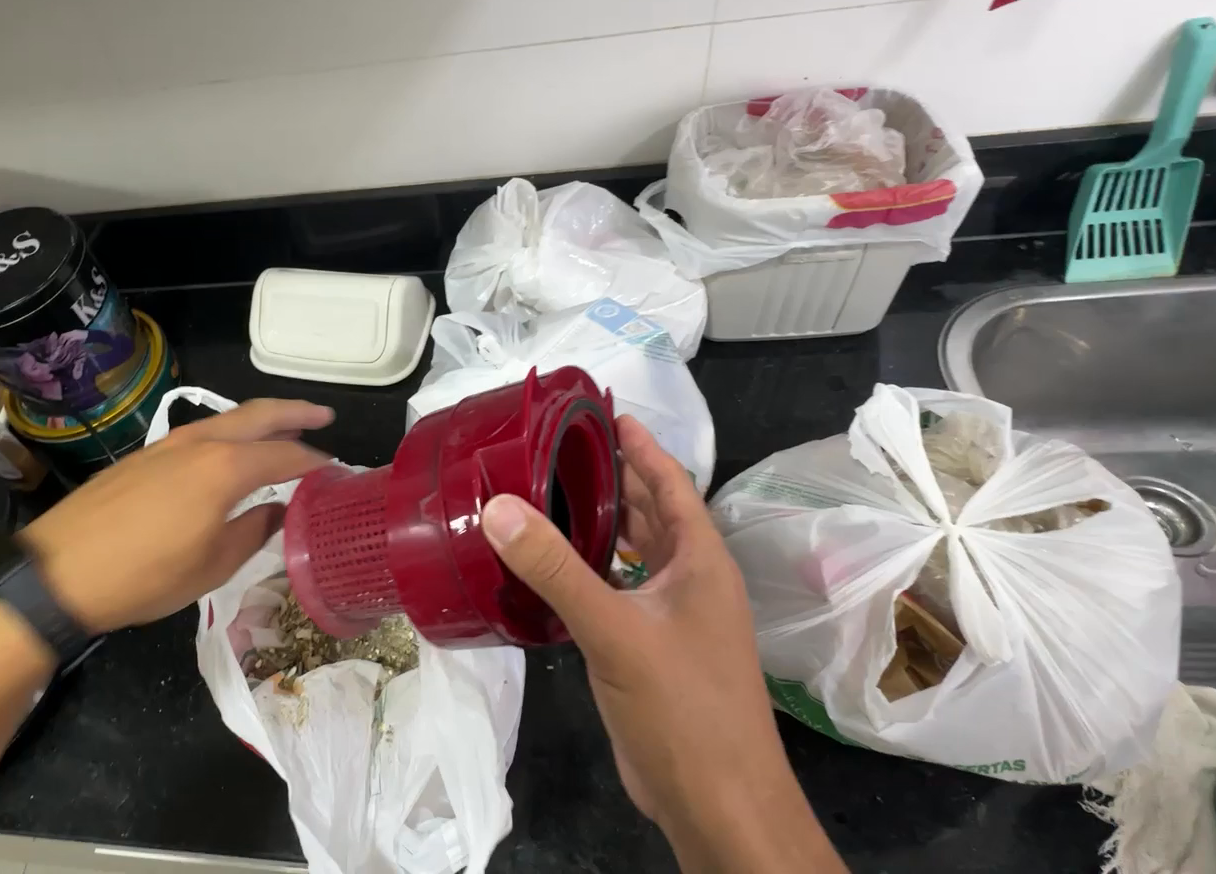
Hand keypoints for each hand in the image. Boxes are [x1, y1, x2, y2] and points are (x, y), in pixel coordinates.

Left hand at [19, 398, 332, 632]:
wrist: (59, 571)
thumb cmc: (145, 575)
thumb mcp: (213, 565)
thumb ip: (255, 531)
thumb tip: (280, 512)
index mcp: (226, 468)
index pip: (285, 455)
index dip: (315, 461)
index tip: (337, 469)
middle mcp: (201, 442)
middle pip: (259, 415)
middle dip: (296, 412)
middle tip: (325, 416)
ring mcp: (169, 444)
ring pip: (228, 419)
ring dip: (261, 420)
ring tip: (284, 429)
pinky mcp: (146, 455)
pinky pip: (203, 432)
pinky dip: (231, 434)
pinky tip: (232, 453)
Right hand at [482, 416, 844, 871]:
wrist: (718, 804)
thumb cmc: (682, 706)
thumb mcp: (615, 630)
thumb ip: (556, 569)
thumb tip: (497, 506)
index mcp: (699, 559)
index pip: (670, 482)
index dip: (640, 445)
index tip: (602, 411)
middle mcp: (691, 579)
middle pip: (651, 512)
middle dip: (613, 477)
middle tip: (557, 447)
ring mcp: (674, 617)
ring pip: (635, 552)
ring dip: (602, 523)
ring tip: (549, 494)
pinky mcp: (653, 648)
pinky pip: (620, 589)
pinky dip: (592, 569)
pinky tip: (555, 567)